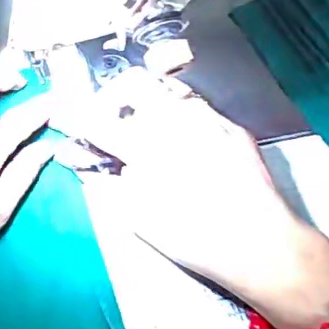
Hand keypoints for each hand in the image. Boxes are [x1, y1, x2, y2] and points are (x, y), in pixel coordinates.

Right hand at [55, 70, 328, 328]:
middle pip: (134, 83)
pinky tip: (180, 140)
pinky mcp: (231, 127)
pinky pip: (197, 107)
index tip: (65, 117)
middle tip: (109, 119)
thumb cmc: (194, 238)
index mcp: (146, 147)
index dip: (75, 118)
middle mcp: (176, 121)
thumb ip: (106, 180)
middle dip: (113, 96)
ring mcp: (208, 119)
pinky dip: (178, 115)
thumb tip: (79, 159)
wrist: (263, 245)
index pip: (98, 120)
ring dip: (147, 102)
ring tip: (144, 128)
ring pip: (168, 89)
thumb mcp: (137, 216)